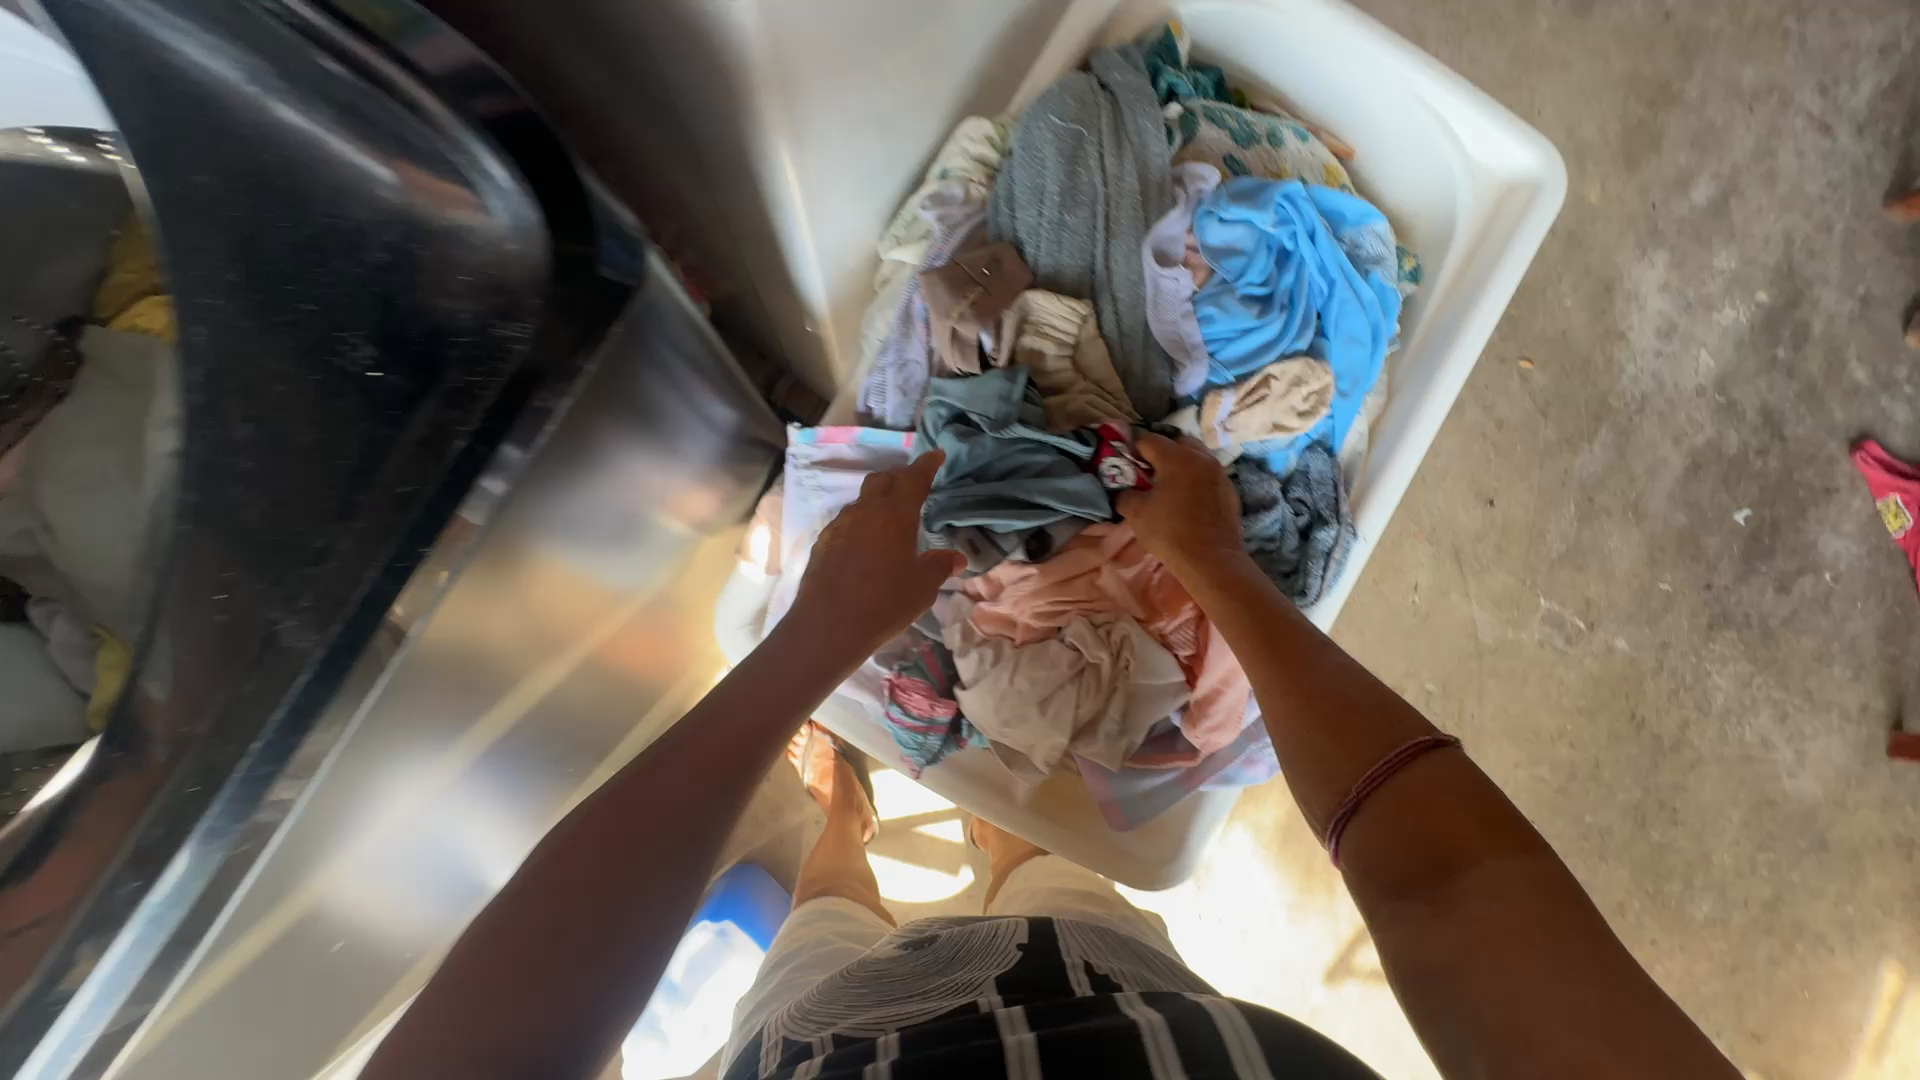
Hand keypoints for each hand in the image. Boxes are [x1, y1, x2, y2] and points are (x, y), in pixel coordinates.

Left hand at [782, 451, 966, 663]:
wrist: (828, 626)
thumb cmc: (885, 603)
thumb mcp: (923, 587)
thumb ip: (940, 566)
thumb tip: (957, 558)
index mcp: (895, 515)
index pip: (913, 478)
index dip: (926, 464)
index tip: (936, 455)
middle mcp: (865, 512)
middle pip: (882, 480)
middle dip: (899, 476)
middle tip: (913, 484)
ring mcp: (839, 526)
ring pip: (861, 501)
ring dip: (877, 501)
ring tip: (889, 518)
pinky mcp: (823, 544)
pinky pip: (846, 523)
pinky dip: (860, 523)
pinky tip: (865, 545)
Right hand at [1115, 431, 1246, 573]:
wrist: (1211, 559)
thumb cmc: (1169, 532)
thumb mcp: (1136, 513)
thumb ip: (1125, 494)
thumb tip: (1123, 490)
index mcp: (1176, 457)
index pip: (1148, 439)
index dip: (1133, 448)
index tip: (1126, 463)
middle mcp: (1201, 458)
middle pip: (1177, 442)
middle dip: (1161, 452)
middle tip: (1149, 473)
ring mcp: (1219, 473)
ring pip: (1196, 457)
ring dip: (1181, 465)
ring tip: (1169, 486)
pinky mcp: (1229, 490)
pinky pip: (1208, 475)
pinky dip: (1196, 480)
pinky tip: (1188, 500)